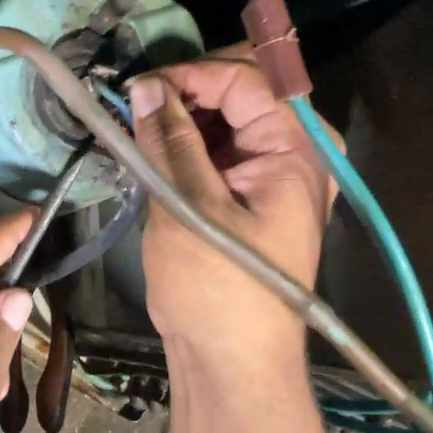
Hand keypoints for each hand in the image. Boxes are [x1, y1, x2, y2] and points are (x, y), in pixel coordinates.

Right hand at [129, 57, 334, 378]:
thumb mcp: (188, 209)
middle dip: (187, 85)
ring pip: (225, 112)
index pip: (246, 80)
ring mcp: (272, 169)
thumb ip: (168, 142)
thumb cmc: (217, 288)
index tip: (135, 91)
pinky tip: (149, 147)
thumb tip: (143, 86)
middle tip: (136, 101)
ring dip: (180, 111)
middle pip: (243, 86)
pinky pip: (216, 144)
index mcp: (297, 148)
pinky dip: (182, 138)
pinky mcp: (247, 189)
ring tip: (135, 124)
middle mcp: (295, 148)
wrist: (229, 356)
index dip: (189, 75)